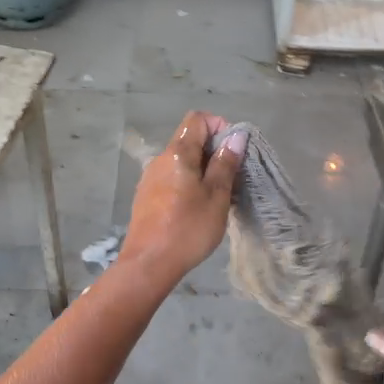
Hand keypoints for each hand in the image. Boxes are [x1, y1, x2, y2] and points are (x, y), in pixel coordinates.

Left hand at [120, 112, 246, 281]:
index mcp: (177, 153)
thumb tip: (236, 135)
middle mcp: (160, 159)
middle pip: (189, 140)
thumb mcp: (216, 196)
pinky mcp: (146, 196)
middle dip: (214, 151)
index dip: (219, 126)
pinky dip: (189, 183)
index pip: (197, 119)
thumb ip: (225, 163)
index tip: (233, 151)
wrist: (148, 264)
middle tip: (232, 178)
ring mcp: (150, 178)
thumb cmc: (188, 228)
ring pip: (181, 161)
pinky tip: (198, 208)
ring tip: (219, 196)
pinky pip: (172, 178)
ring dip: (203, 170)